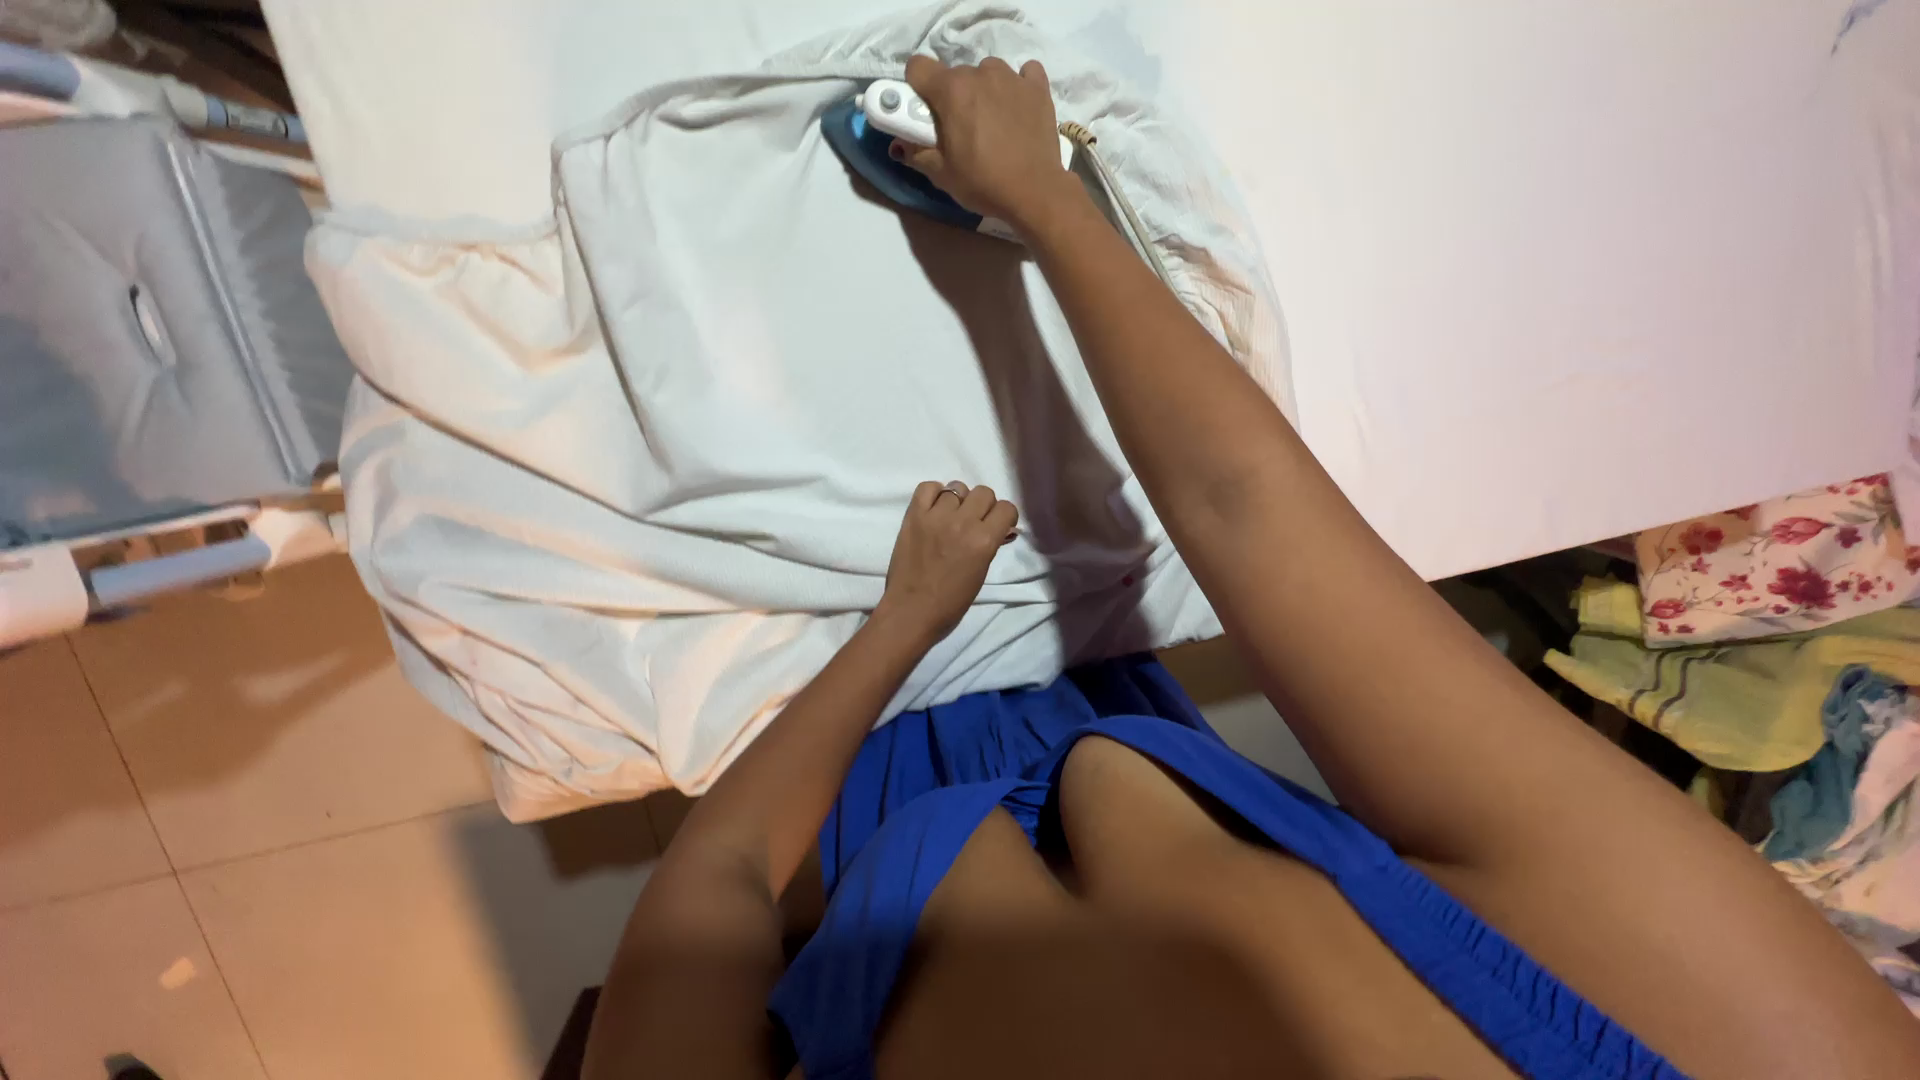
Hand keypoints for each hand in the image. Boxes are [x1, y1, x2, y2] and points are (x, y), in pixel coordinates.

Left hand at [874, 481, 1019, 643]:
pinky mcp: (913, 516)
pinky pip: (927, 487)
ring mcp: (935, 516)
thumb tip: (1001, 529)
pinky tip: (934, 508)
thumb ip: (991, 545)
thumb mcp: (981, 572)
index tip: (998, 525)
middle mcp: (962, 522)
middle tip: (974, 521)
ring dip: (959, 500)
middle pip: (984, 493)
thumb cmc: (952, 601)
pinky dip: (934, 494)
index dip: (1004, 516)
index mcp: (984, 540)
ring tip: (951, 516)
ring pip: (957, 487)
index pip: (1006, 508)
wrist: (912, 611)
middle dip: (984, 506)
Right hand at [895, 55, 1083, 228]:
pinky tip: (1018, 109)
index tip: (924, 112)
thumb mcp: (942, 174)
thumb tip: (898, 144)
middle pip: (955, 75)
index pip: (918, 67)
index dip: (916, 89)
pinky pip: (1023, 74)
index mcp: (951, 91)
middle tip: (961, 132)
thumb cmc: (983, 183)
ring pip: (988, 73)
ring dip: (985, 92)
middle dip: (953, 98)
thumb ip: (916, 153)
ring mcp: (1012, 77)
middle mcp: (980, 73)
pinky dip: (1017, 87)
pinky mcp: (1038, 87)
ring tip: (993, 125)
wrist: (1035, 192)